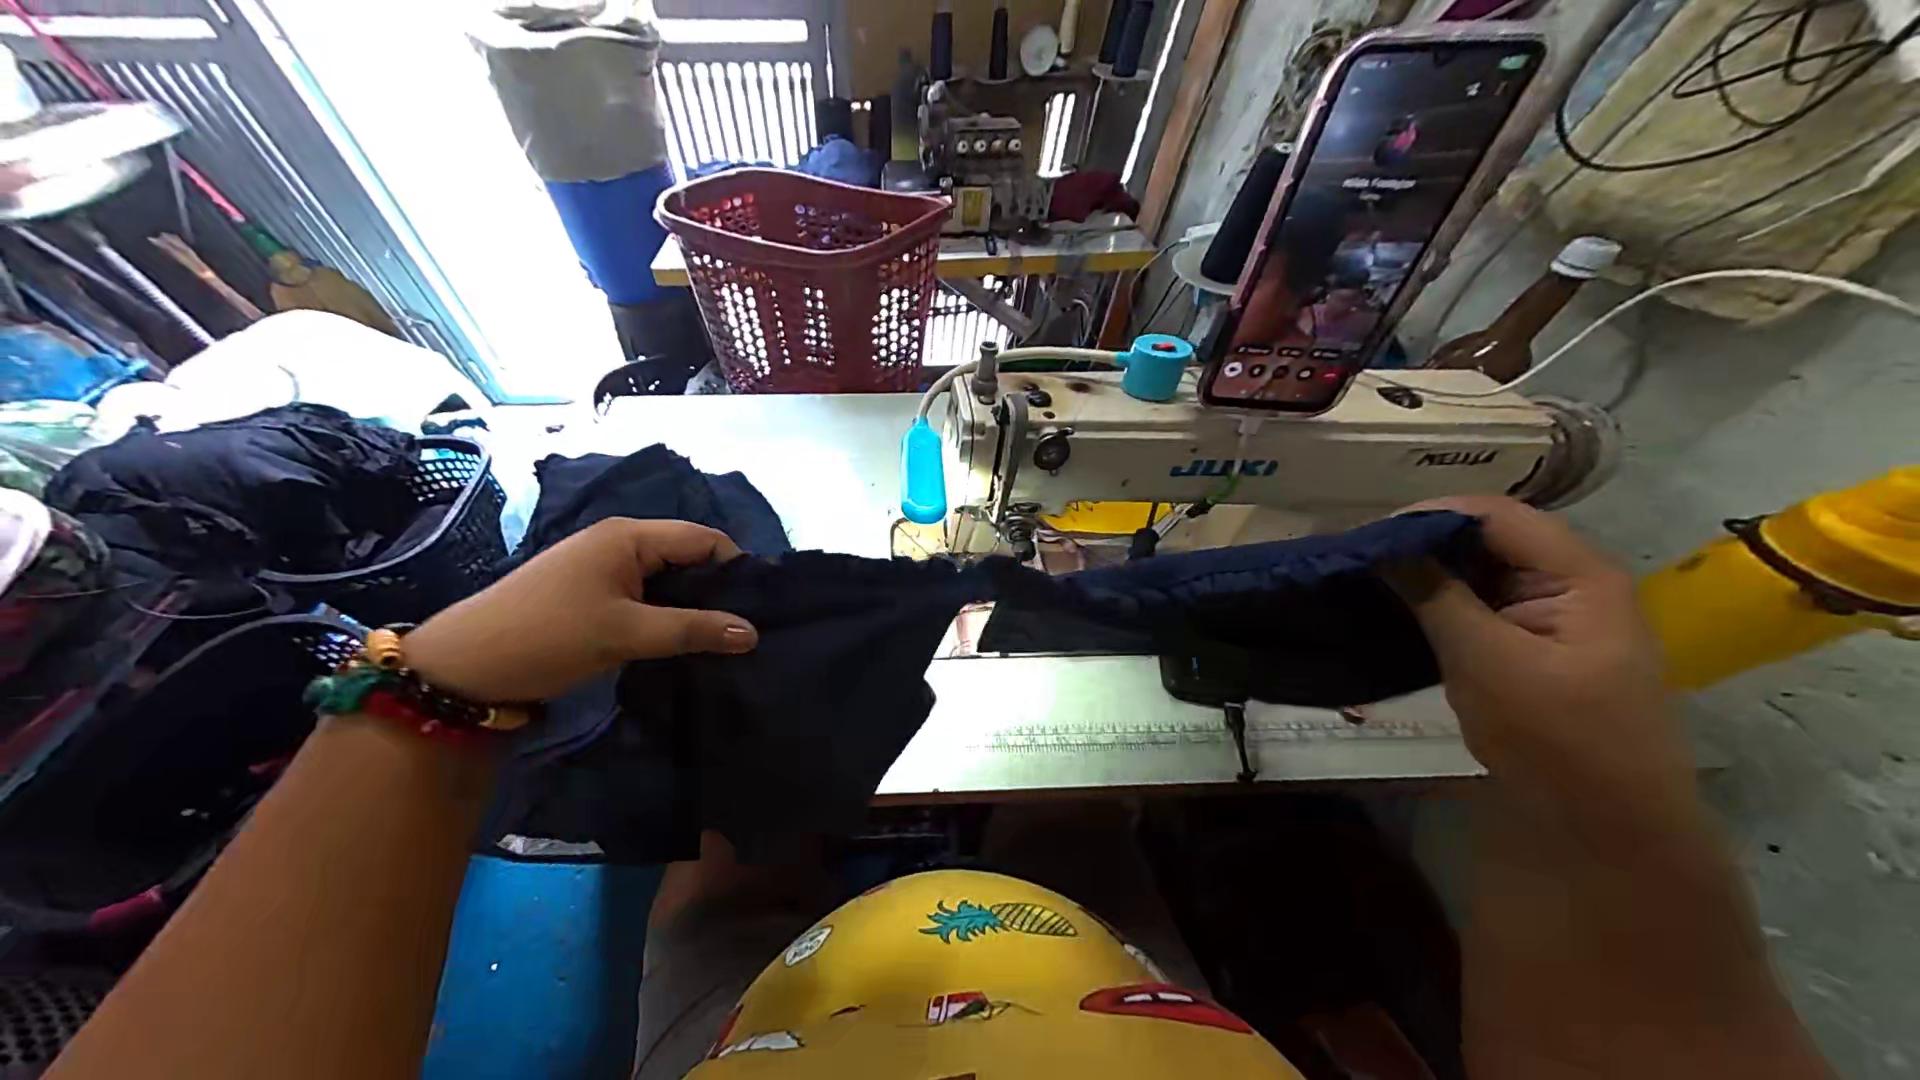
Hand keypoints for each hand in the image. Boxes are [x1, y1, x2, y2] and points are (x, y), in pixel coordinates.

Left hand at [402, 518, 757, 703]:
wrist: (462, 668)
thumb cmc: (548, 637)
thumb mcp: (626, 633)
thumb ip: (692, 629)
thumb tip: (752, 633)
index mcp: (628, 536)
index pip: (704, 539)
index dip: (735, 567)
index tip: (758, 606)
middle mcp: (620, 541)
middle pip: (688, 555)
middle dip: (717, 587)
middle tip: (742, 625)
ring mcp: (605, 566)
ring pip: (669, 576)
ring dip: (693, 602)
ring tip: (718, 634)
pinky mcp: (595, 591)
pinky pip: (649, 592)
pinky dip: (669, 611)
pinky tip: (681, 636)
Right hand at [1390, 497, 1692, 803]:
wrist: (1602, 821)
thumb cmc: (1554, 736)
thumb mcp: (1485, 658)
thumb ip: (1434, 594)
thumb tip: (1380, 546)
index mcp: (1580, 574)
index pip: (1496, 515)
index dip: (1430, 514)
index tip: (1367, 537)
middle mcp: (1571, 580)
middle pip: (1489, 535)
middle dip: (1423, 539)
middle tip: (1361, 557)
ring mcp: (1553, 612)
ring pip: (1481, 567)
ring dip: (1427, 568)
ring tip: (1371, 576)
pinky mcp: (1532, 639)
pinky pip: (1480, 599)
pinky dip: (1439, 596)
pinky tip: (1400, 605)